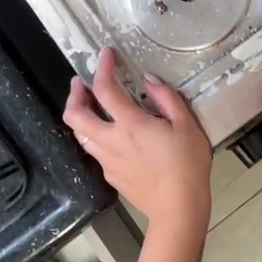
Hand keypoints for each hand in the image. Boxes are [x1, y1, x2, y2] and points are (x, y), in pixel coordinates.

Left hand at [63, 47, 212, 230]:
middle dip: (74, 95)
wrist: (178, 207)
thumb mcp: (186, 124)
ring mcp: (107, 161)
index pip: (105, 89)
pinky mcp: (111, 176)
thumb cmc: (188, 164)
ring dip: (82, 117)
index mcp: (131, 125)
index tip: (104, 54)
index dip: (102, 67)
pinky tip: (114, 136)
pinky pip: (96, 151)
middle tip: (82, 83)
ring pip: (81, 135)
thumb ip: (166, 98)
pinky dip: (97, 136)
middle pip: (74, 116)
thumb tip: (147, 80)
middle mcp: (111, 141)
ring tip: (93, 107)